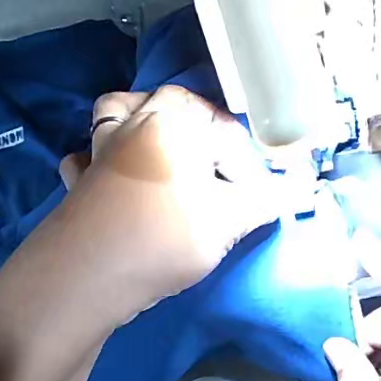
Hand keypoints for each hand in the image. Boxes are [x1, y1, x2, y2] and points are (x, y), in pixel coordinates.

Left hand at [0, 86, 281, 380]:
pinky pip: (88, 157)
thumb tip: (300, 188)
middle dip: (199, 130)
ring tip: (168, 158)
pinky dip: (102, 161)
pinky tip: (117, 181)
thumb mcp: (230, 219)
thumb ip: (267, 200)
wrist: (90, 275)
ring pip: (120, 116)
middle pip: (171, 105)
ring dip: (143, 127)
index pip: (224, 126)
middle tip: (218, 167)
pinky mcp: (80, 181)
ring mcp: (100, 150)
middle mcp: (134, 122)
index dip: (246, 159)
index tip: (257, 190)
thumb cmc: (167, 234)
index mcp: (174, 118)